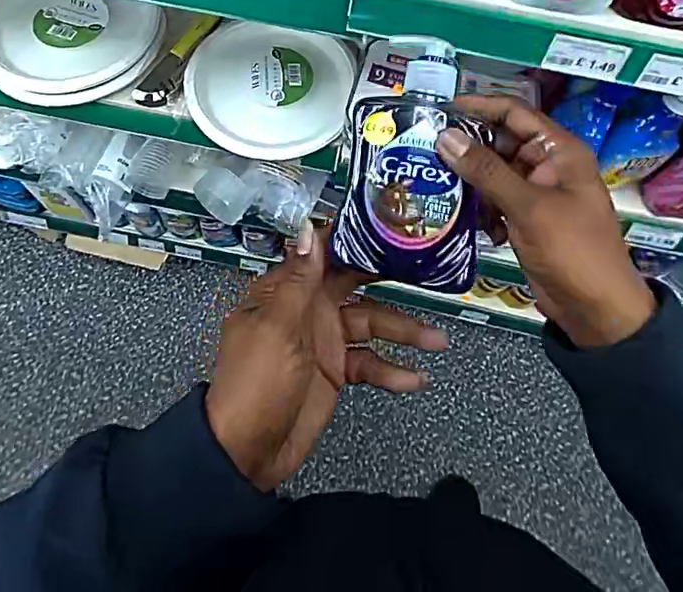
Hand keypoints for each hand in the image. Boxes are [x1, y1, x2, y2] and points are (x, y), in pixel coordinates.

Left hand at [205, 227, 449, 491]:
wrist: (245, 454)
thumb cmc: (255, 382)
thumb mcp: (277, 327)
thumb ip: (300, 280)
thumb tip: (309, 229)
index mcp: (288, 291)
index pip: (324, 254)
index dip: (355, 240)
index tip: (390, 227)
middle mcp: (309, 309)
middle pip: (356, 286)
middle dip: (390, 281)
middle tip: (425, 273)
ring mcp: (325, 341)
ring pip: (372, 326)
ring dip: (404, 333)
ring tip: (437, 341)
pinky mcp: (336, 372)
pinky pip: (370, 364)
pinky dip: (393, 371)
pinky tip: (417, 378)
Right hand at [437, 95, 654, 349]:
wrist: (598, 312)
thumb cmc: (572, 250)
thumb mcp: (528, 207)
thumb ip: (486, 170)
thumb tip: (446, 136)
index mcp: (559, 150)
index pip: (514, 112)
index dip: (479, 106)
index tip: (441, 109)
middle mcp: (547, 164)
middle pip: (500, 141)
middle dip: (467, 146)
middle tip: (425, 148)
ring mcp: (536, 191)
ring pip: (494, 171)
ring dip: (469, 179)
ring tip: (433, 180)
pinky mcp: (525, 216)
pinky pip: (495, 198)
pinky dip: (480, 205)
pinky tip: (462, 216)